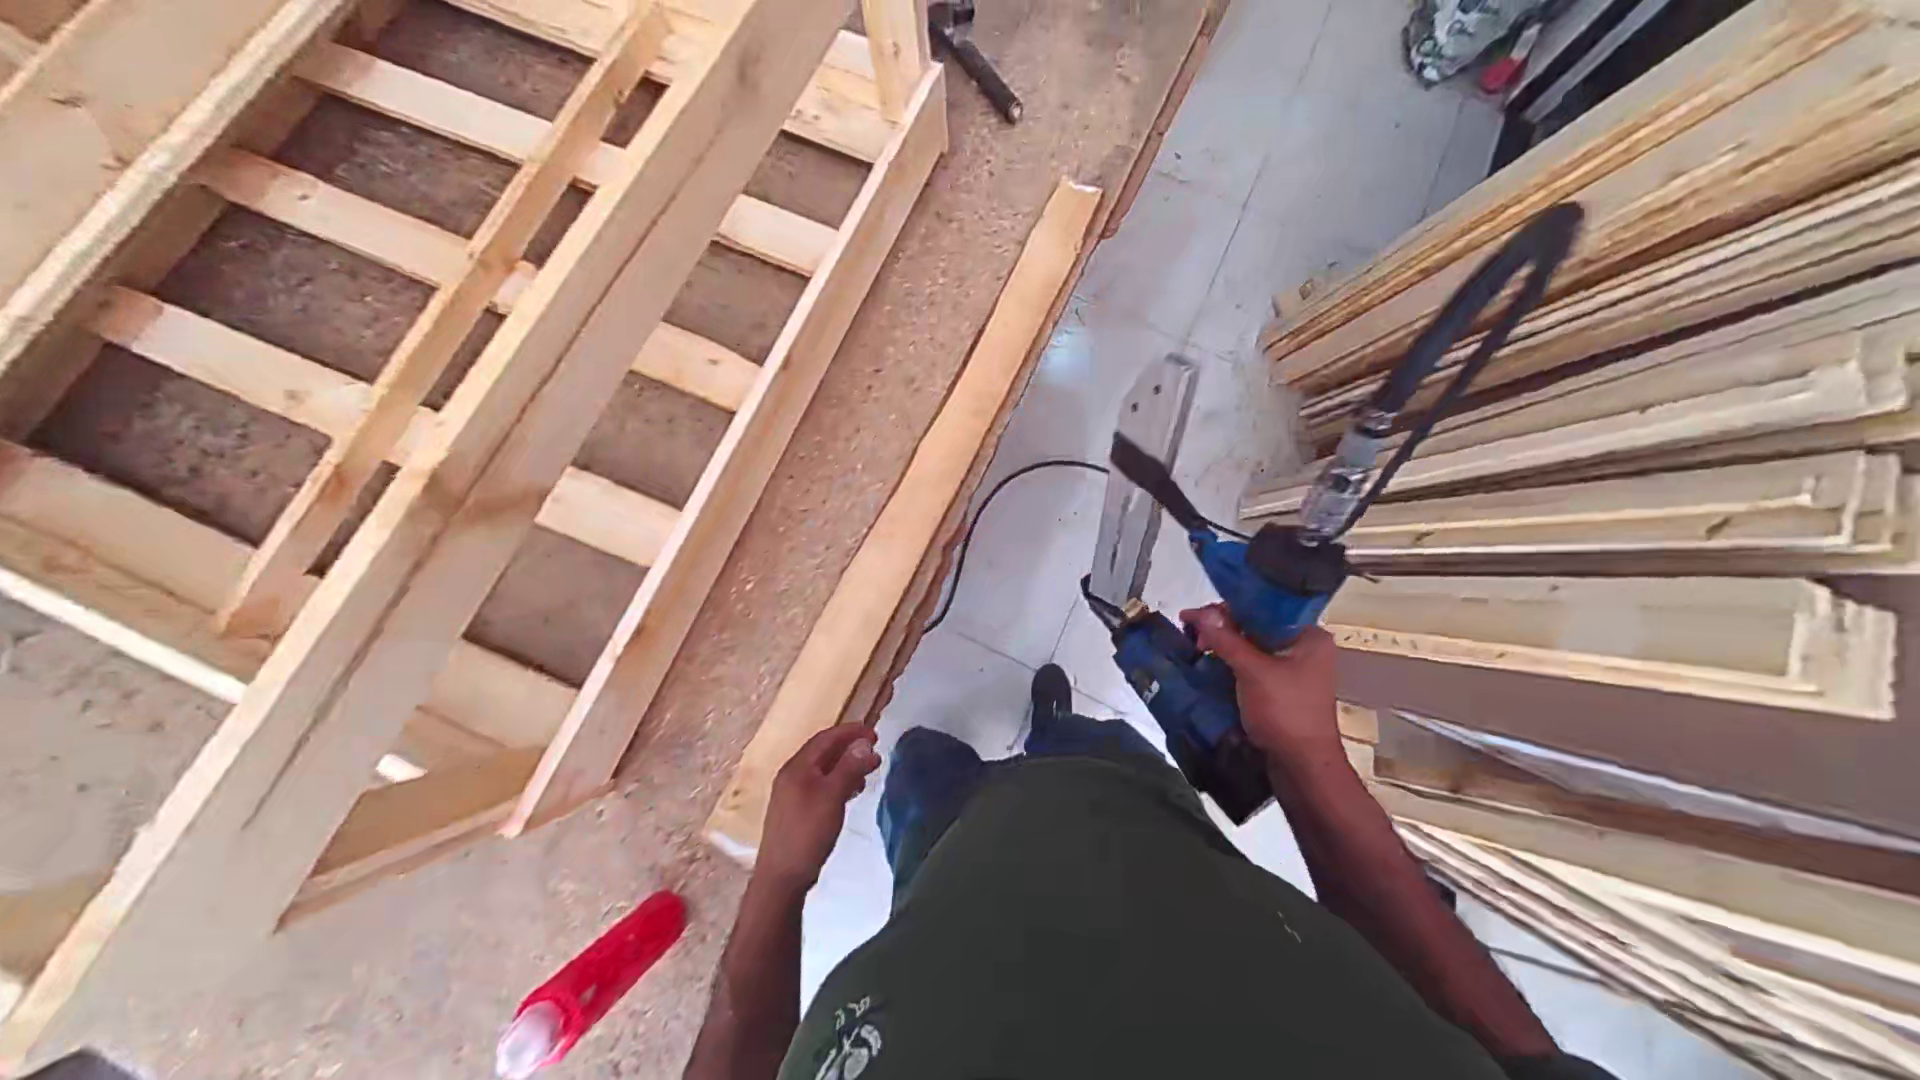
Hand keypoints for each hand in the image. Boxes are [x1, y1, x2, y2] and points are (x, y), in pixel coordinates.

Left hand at [756, 724, 880, 888]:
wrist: (781, 879)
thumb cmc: (808, 834)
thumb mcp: (832, 796)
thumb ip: (849, 767)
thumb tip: (864, 744)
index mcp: (797, 767)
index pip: (825, 738)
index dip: (851, 732)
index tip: (875, 733)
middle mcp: (791, 776)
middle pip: (823, 751)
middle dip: (849, 747)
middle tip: (874, 749)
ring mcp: (791, 794)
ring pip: (822, 769)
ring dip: (845, 765)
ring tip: (867, 770)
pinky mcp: (795, 811)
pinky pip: (820, 785)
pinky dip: (838, 781)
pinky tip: (850, 792)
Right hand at [1180, 605, 1342, 766]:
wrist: (1302, 768)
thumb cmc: (1286, 713)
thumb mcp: (1253, 672)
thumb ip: (1227, 640)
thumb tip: (1200, 613)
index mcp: (1308, 636)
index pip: (1264, 608)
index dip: (1229, 608)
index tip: (1196, 615)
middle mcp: (1303, 649)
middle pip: (1255, 626)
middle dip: (1222, 628)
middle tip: (1191, 633)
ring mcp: (1292, 671)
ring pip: (1251, 647)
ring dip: (1223, 646)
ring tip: (1194, 646)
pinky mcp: (1279, 690)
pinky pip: (1250, 667)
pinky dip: (1229, 663)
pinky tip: (1207, 663)